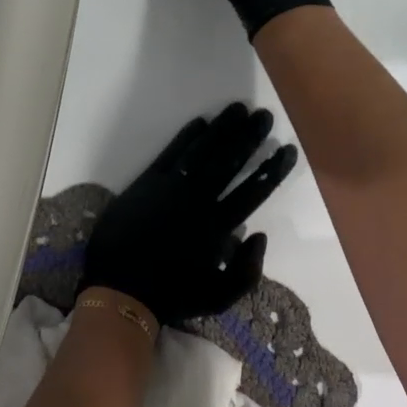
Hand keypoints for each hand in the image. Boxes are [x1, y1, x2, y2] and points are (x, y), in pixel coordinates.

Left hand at [80, 103, 299, 325]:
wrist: (119, 287)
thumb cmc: (171, 294)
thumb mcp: (218, 298)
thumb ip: (247, 271)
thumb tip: (260, 235)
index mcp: (217, 227)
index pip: (252, 191)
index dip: (272, 170)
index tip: (287, 149)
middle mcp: (197, 200)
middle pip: (229, 161)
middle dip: (249, 137)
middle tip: (264, 116)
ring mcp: (171, 187)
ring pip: (202, 150)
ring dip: (221, 128)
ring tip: (238, 108)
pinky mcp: (147, 181)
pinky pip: (171, 153)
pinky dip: (186, 136)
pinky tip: (201, 121)